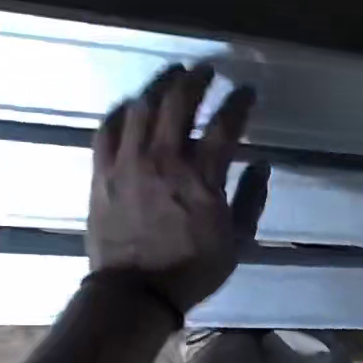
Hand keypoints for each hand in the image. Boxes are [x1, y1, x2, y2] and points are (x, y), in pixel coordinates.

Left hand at [88, 64, 269, 312]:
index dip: (238, 103)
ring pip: (142, 108)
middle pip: (179, 104)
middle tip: (205, 70)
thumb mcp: (238, 240)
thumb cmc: (193, 268)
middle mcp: (164, 160)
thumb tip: (261, 166)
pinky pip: (107, 130)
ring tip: (171, 76)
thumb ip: (251, 199)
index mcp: (202, 177)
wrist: (136, 292)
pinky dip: (121, 112)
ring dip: (159, 87)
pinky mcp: (102, 172)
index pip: (225, 126)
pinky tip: (131, 106)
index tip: (247, 91)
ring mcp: (128, 163)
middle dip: (195, 80)